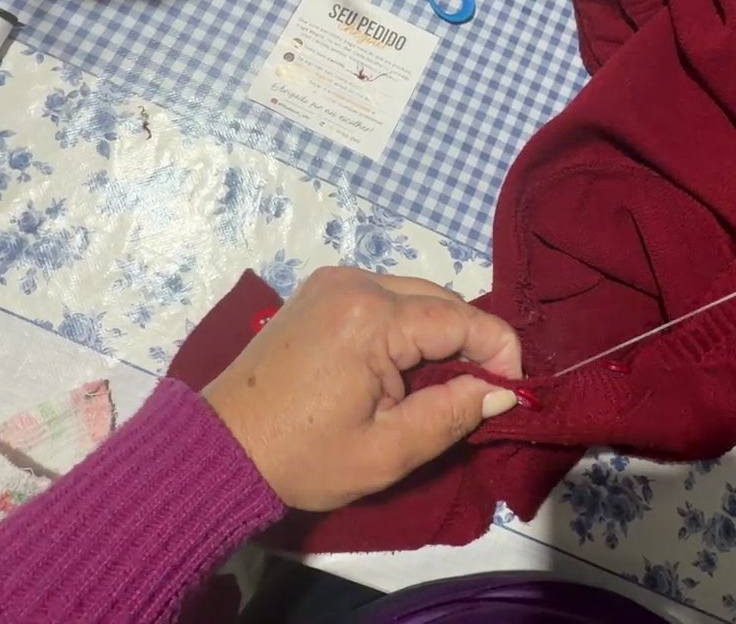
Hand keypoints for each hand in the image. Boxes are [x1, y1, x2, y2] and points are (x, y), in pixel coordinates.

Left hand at [202, 266, 521, 510]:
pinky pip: (386, 294)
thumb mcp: (385, 452)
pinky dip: (407, 323)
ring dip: (438, 332)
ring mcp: (335, 278)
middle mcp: (355, 280)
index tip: (514, 388)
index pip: (461, 318)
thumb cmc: (302, 456)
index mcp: (370, 317)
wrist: (221, 447)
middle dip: (469, 341)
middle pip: (440, 299)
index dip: (499, 348)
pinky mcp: (322, 287)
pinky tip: (402, 362)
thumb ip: (452, 414)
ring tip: (438, 382)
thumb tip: (503, 389)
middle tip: (477, 390)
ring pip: (416, 294)